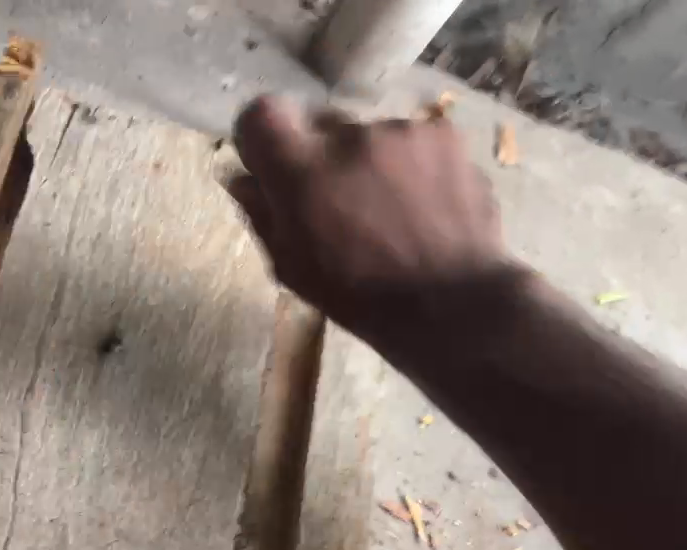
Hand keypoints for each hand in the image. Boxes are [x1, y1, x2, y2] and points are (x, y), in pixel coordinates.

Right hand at [227, 97, 522, 338]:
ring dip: (363, 162)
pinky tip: (414, 203)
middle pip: (316, 124)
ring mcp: (401, 130)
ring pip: (364, 134)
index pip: (262, 114)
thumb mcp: (289, 265)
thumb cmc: (353, 294)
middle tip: (332, 200)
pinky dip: (404, 164)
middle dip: (316, 155)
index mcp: (302, 173)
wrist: (445, 298)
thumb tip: (242, 179)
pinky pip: (407, 139)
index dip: (260, 134)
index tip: (267, 161)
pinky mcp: (442, 133)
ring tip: (381, 209)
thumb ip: (261, 213)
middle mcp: (349, 136)